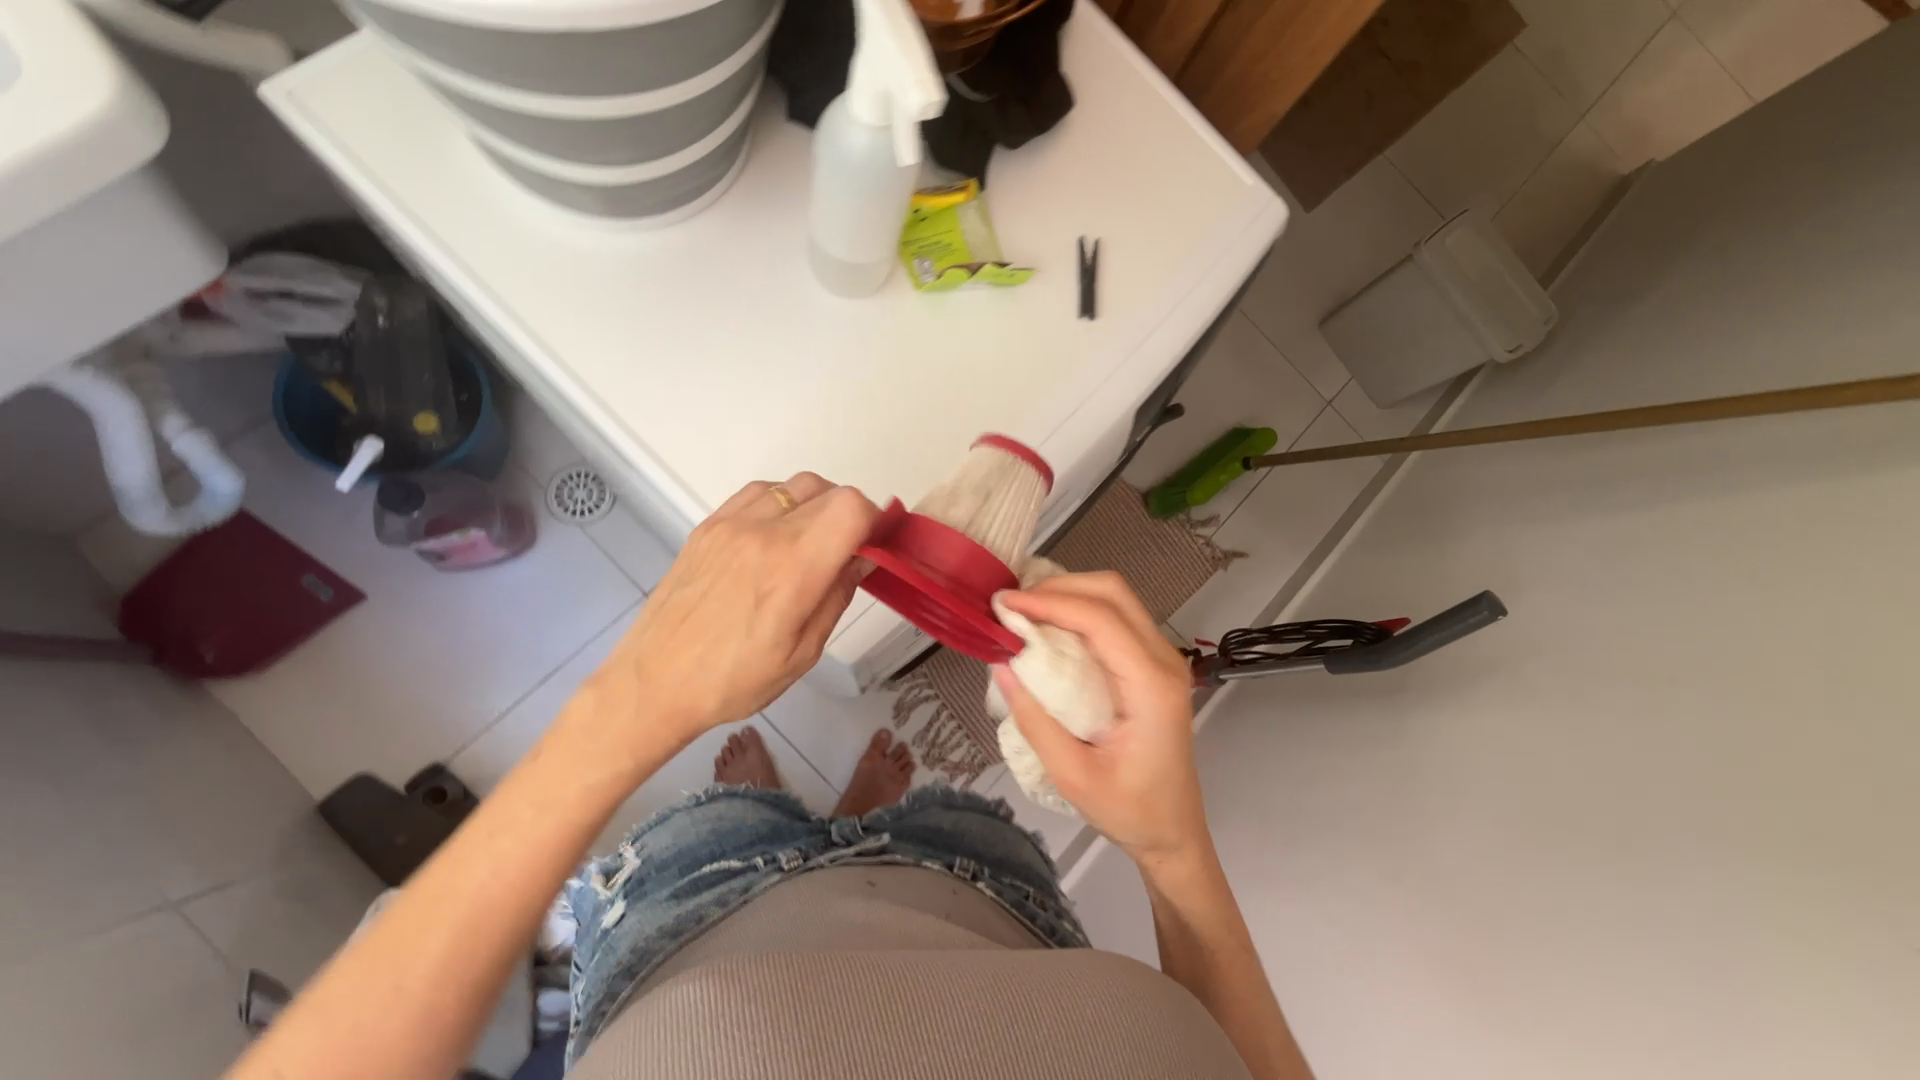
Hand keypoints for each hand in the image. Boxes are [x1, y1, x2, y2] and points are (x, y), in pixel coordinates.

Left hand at [583, 473, 878, 744]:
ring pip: (794, 484)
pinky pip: (757, 493)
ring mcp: (730, 525)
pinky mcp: (707, 527)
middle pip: (828, 490)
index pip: (851, 508)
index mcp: (792, 569)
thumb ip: (836, 597)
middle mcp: (763, 534)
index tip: (876, 547)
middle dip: (850, 515)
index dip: (874, 521)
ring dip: (816, 505)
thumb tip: (861, 561)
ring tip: (812, 543)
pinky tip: (777, 536)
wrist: (654, 682)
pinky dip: (781, 503)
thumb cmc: (733, 681)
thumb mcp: (802, 653)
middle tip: (849, 551)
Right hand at [991, 572, 1210, 865]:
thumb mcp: (1072, 775)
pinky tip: (1048, 627)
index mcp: (1151, 686)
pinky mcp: (1152, 665)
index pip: (1100, 619)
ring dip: (1069, 595)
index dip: (1050, 602)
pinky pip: (1116, 619)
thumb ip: (1035, 720)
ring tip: (1023, 612)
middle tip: (1011, 604)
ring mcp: (1162, 660)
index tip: (1004, 604)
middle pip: (1113, 592)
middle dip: (1058, 587)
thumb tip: (1001, 665)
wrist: (1173, 832)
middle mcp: (1163, 661)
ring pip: (1116, 599)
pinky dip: (1079, 612)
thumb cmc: (1130, 811)